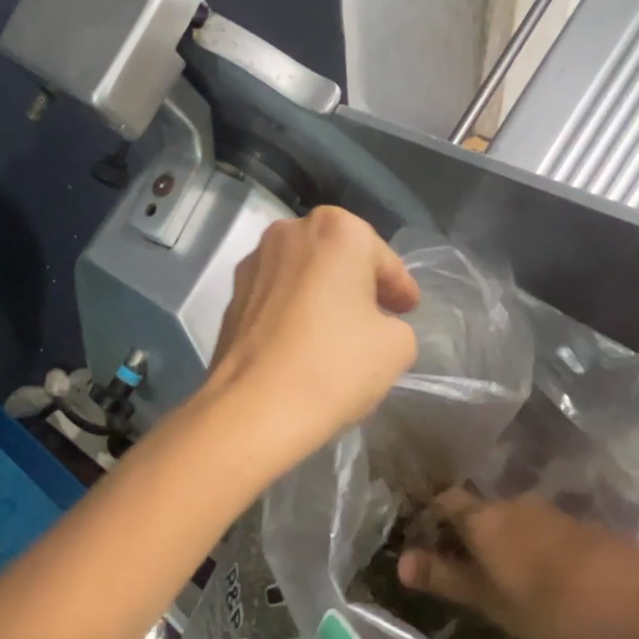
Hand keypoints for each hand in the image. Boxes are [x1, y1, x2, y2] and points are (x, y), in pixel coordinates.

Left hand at [202, 206, 420, 464]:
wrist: (254, 408)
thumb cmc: (335, 365)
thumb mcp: (398, 346)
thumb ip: (396, 325)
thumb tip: (375, 327)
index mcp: (335, 230)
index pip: (382, 259)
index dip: (399, 287)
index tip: (408, 310)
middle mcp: (288, 234)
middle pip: (337, 258)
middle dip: (356, 285)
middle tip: (376, 318)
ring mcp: (252, 265)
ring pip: (301, 277)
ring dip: (321, 297)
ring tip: (337, 334)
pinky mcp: (230, 300)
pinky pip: (276, 301)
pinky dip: (293, 315)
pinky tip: (303, 346)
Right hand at [396, 488, 638, 638]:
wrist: (637, 597)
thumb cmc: (552, 603)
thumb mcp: (490, 602)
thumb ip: (446, 579)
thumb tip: (401, 562)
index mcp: (482, 518)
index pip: (443, 501)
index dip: (430, 520)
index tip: (424, 546)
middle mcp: (510, 503)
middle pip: (474, 511)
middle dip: (462, 535)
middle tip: (455, 570)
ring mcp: (545, 511)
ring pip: (505, 521)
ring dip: (495, 542)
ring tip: (493, 578)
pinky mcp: (573, 524)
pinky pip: (532, 529)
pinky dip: (523, 547)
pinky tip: (531, 576)